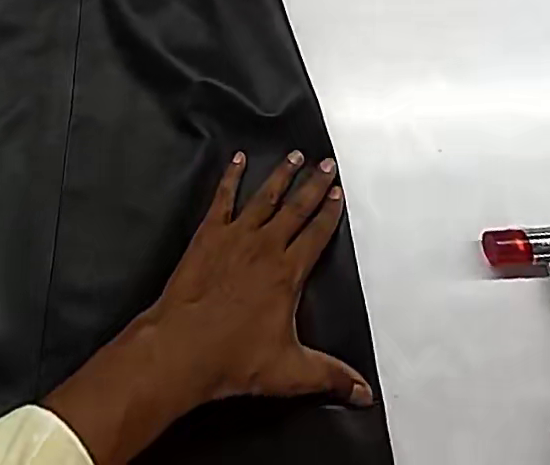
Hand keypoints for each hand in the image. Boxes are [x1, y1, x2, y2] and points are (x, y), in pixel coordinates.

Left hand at [42, 151, 370, 464]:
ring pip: (265, 196)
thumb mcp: (290, 372)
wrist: (184, 345)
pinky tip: (237, 159)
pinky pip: (223, 197)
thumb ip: (330, 376)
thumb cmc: (235, 357)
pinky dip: (231, 176)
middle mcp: (265, 245)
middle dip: (314, 183)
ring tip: (294, 154)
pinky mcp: (210, 232)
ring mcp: (236, 235)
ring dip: (281, 174)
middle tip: (327, 162)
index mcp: (287, 272)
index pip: (316, 234)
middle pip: (296, 207)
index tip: (338, 192)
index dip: (329, 212)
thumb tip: (365, 394)